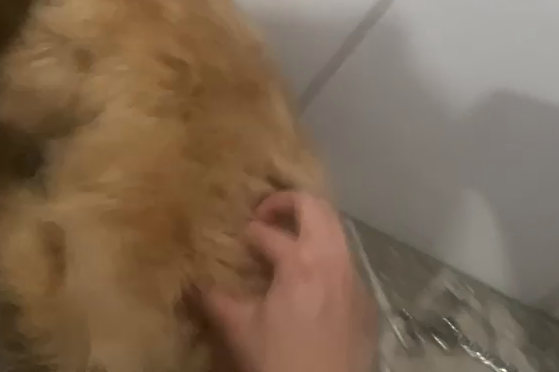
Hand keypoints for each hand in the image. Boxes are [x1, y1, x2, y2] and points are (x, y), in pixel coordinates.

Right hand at [201, 191, 377, 371]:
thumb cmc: (280, 363)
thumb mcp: (239, 330)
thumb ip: (214, 299)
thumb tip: (191, 282)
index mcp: (300, 262)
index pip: (268, 231)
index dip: (249, 232)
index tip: (239, 241)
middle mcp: (333, 261)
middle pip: (316, 207)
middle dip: (287, 203)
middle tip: (265, 216)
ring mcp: (355, 281)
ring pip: (338, 230)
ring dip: (311, 225)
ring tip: (289, 239)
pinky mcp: (367, 304)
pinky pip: (348, 262)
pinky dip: (328, 254)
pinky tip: (313, 279)